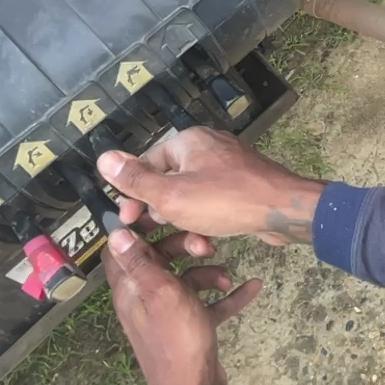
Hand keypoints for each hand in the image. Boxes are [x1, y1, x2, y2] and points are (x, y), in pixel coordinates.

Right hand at [98, 128, 326, 245]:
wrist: (280, 209)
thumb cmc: (224, 200)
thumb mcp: (171, 194)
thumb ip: (136, 180)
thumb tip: (103, 157)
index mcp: (189, 141)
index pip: (147, 163)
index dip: (134, 193)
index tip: (129, 221)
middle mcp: (208, 147)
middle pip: (168, 180)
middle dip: (163, 211)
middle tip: (164, 231)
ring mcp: (227, 164)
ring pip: (190, 196)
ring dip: (185, 222)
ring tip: (193, 242)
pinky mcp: (241, 184)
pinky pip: (211, 202)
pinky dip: (206, 221)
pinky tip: (207, 242)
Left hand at [103, 226, 262, 384]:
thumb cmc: (177, 337)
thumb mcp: (161, 292)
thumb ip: (141, 262)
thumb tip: (115, 232)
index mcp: (133, 289)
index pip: (123, 251)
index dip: (138, 228)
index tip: (162, 211)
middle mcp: (148, 297)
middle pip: (163, 257)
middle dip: (187, 246)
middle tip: (208, 245)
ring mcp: (170, 312)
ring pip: (189, 277)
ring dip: (211, 272)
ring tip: (228, 276)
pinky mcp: (192, 324)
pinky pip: (211, 301)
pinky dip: (230, 294)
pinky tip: (253, 285)